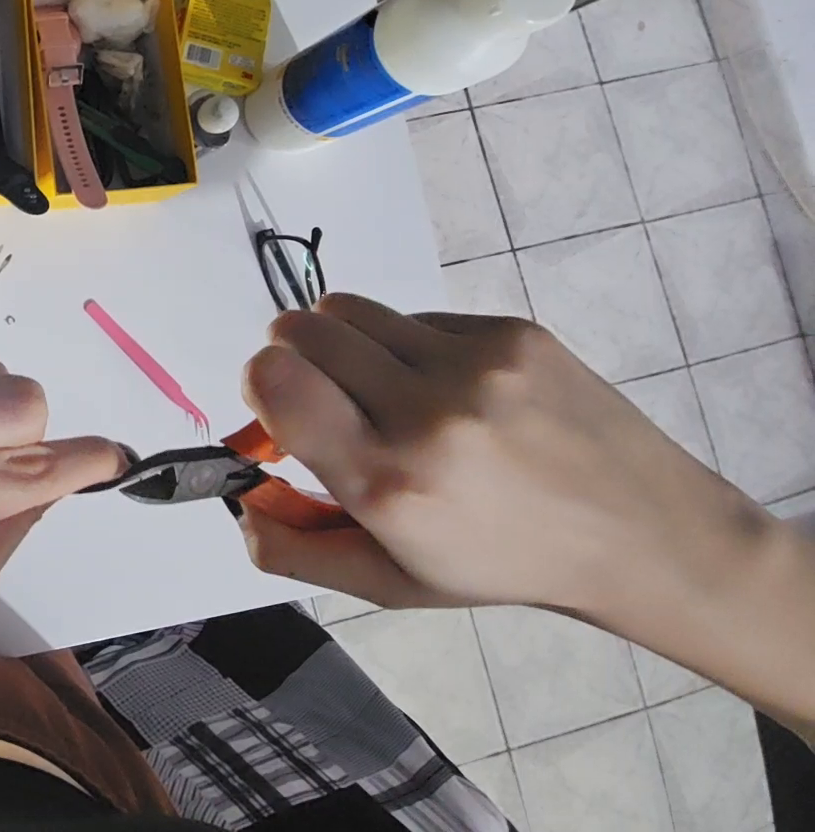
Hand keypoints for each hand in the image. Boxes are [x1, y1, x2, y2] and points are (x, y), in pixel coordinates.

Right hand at [235, 294, 765, 617]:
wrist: (653, 538)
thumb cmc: (498, 563)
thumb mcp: (384, 580)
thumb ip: (288, 545)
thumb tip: (236, 495)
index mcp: (386, 481)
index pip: (274, 380)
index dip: (259, 383)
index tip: (279, 406)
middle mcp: (427, 412)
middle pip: (298, 329)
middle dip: (289, 355)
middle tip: (323, 392)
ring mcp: (476, 364)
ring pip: (344, 309)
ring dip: (338, 341)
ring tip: (378, 382)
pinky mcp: (512, 333)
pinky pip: (410, 316)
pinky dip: (402, 345)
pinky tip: (447, 386)